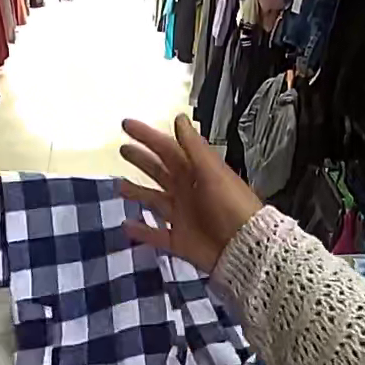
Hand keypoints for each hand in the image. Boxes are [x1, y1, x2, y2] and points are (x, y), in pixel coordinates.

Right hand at [119, 116, 263, 272]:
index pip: (168, 149)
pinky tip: (126, 226)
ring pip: (155, 200)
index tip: (128, 125)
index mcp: (197, 173)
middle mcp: (188, 192)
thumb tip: (180, 119)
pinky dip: (141, 231)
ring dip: (138, 193)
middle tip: (123, 149)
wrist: (244, 245)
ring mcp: (183, 216)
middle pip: (160, 172)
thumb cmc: (231, 205)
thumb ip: (194, 147)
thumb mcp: (213, 171)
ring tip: (120, 185)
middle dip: (142, 160)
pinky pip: (156, 235)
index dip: (148, 137)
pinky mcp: (180, 240)